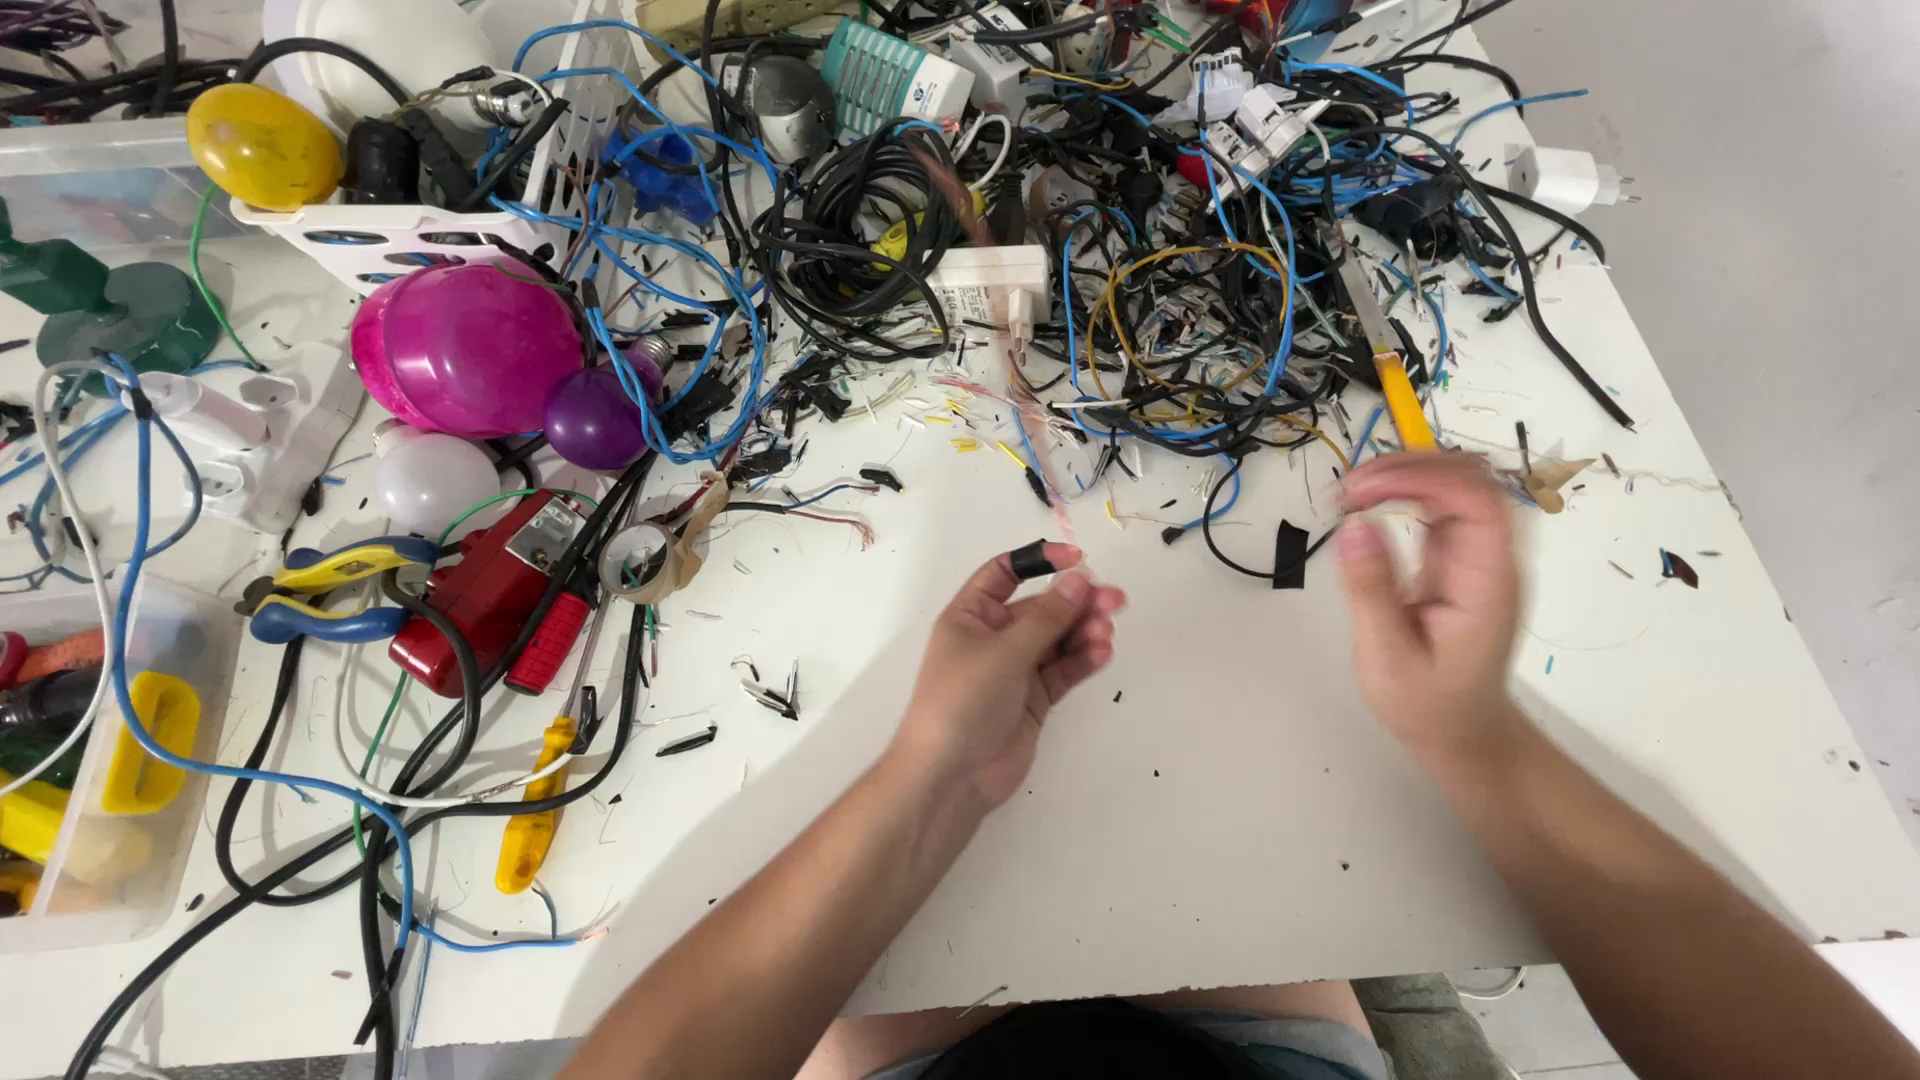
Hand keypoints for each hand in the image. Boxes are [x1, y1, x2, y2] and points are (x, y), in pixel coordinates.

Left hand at [889, 543, 1126, 813]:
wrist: (950, 775)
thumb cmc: (962, 701)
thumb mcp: (1003, 653)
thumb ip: (1045, 618)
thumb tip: (1078, 579)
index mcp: (972, 615)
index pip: (1004, 574)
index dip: (1037, 561)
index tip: (1076, 559)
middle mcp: (994, 637)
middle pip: (1041, 608)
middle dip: (1076, 602)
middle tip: (1114, 599)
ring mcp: (1016, 669)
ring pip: (1057, 639)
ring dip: (1083, 631)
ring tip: (1107, 632)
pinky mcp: (1034, 699)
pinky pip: (1063, 671)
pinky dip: (1082, 660)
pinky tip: (1101, 654)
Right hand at [1337, 453, 1524, 765]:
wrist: (1462, 732)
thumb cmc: (1428, 705)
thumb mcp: (1389, 657)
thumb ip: (1373, 592)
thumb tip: (1355, 527)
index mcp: (1487, 581)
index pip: (1473, 500)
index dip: (1419, 478)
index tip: (1359, 492)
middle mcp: (1490, 558)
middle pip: (1470, 479)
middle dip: (1408, 467)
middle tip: (1347, 489)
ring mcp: (1476, 556)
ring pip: (1454, 486)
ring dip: (1402, 475)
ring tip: (1349, 493)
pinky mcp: (1456, 559)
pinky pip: (1438, 507)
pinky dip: (1400, 494)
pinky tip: (1365, 503)